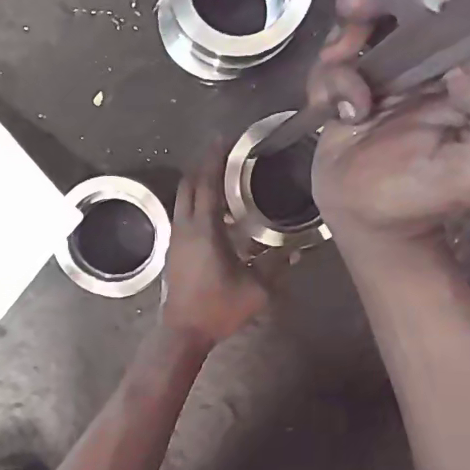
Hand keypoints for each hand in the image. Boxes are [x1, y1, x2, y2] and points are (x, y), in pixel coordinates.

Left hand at [161, 139, 268, 348]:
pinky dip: (196, 202)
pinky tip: (215, 212)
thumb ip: (275, 264)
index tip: (222, 139)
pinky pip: (183, 213)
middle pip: (189, 184)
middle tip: (222, 152)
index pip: (206, 183)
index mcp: (204, 229)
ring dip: (198, 183)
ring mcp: (176, 238)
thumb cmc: (219, 307)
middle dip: (203, 164)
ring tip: (221, 178)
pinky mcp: (174, 249)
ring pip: (183, 198)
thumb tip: (295, 250)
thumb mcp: (257, 288)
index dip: (214, 158)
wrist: (183, 331)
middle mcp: (185, 226)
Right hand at [308, 0, 469, 245]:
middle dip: (388, 1)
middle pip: (426, 5)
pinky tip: (339, 108)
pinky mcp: (360, 80)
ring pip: (375, 21)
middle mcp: (448, 65)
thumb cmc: (424, 201)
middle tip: (357, 10)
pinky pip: (339, 56)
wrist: (363, 220)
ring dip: (351, 31)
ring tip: (341, 59)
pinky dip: (330, 75)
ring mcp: (401, 70)